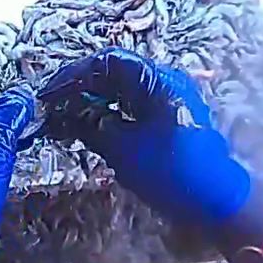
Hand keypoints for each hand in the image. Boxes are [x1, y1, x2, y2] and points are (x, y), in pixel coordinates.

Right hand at [38, 48, 250, 222]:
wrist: (214, 200)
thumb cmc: (170, 170)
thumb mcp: (122, 148)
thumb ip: (90, 124)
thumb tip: (62, 113)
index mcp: (156, 80)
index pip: (106, 63)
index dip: (72, 76)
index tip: (48, 94)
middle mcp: (163, 82)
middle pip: (111, 74)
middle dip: (77, 88)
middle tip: (50, 106)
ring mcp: (165, 100)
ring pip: (117, 91)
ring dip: (88, 102)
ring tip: (60, 118)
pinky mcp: (164, 119)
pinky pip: (127, 107)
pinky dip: (103, 114)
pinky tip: (83, 127)